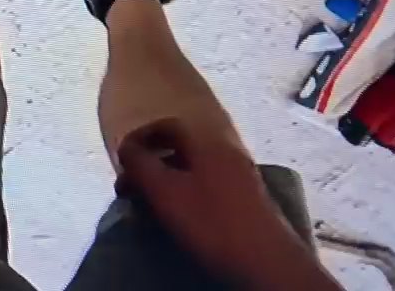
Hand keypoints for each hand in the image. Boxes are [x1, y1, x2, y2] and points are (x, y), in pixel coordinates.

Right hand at [116, 120, 339, 290]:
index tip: (123, 157)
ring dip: (169, 181)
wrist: (272, 269)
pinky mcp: (252, 206)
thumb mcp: (164, 190)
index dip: (140, 137)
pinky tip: (181, 215)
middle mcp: (228, 154)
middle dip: (152, 163)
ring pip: (195, 170)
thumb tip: (126, 148)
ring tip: (152, 202)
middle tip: (132, 184)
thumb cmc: (212, 222)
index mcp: (207, 142)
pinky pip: (210, 188)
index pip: (166, 125)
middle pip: (180, 148)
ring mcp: (244, 180)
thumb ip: (139, 163)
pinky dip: (188, 194)